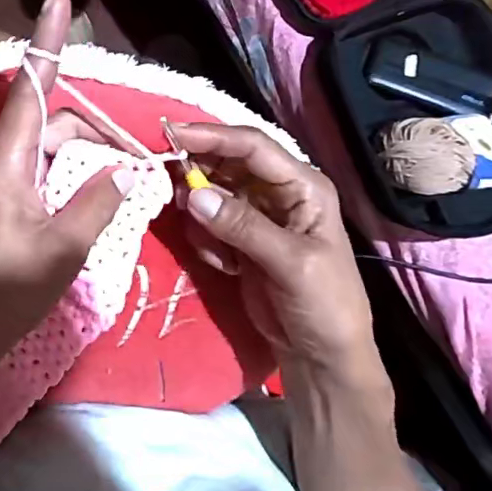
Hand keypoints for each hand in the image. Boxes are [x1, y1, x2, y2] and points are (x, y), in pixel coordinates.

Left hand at [0, 0, 131, 365]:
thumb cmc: (8, 292)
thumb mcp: (64, 248)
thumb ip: (98, 200)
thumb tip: (126, 169)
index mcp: (7, 163)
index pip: (30, 87)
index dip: (45, 41)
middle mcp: (1, 161)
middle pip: (51, 118)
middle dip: (95, 127)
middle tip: (137, 159)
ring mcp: (2, 179)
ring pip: (52, 144)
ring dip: (88, 154)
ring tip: (125, 180)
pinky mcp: (6, 198)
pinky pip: (46, 167)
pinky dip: (75, 171)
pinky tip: (99, 191)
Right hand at [167, 122, 377, 372]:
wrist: (324, 356)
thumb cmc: (325, 304)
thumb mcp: (291, 264)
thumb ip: (243, 227)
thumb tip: (193, 194)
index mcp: (302, 186)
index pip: (252, 147)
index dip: (212, 137)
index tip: (171, 134)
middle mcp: (278, 192)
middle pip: (227, 164)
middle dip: (197, 172)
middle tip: (166, 184)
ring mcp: (257, 216)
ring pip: (213, 193)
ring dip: (200, 212)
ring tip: (211, 245)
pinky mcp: (240, 239)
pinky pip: (209, 223)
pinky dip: (206, 239)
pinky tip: (226, 267)